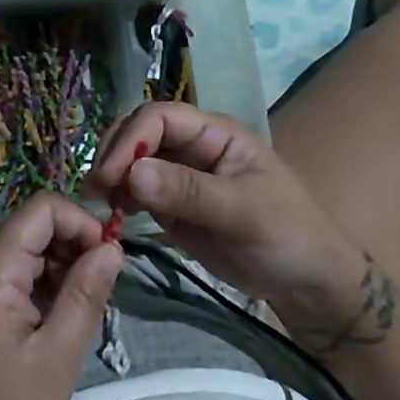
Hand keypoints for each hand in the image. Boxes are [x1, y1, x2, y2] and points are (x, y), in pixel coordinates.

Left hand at [0, 195, 122, 399]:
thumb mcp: (56, 357)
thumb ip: (85, 295)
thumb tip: (113, 247)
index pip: (41, 208)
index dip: (81, 222)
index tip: (109, 258)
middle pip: (34, 227)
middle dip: (74, 246)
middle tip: (102, 290)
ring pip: (27, 251)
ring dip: (61, 268)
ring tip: (84, 309)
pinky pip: (15, 276)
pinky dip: (44, 287)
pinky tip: (60, 320)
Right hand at [85, 103, 381, 339]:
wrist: (304, 282)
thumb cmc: (287, 235)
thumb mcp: (244, 212)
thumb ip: (189, 191)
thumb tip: (132, 173)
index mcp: (215, 133)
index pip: (160, 118)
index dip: (131, 139)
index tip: (110, 175)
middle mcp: (192, 146)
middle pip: (138, 133)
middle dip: (114, 155)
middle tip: (96, 191)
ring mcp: (178, 174)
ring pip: (131, 161)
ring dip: (111, 177)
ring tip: (99, 205)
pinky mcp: (170, 203)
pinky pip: (135, 191)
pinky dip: (118, 198)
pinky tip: (112, 215)